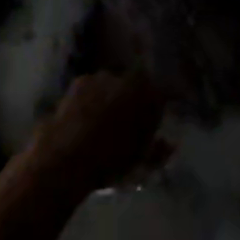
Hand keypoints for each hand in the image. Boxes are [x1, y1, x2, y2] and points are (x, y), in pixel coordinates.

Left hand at [26, 71, 164, 190]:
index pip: (158, 97)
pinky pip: (91, 87)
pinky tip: (83, 116)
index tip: (148, 125)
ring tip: (100, 121)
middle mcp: (127, 79)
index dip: (153, 111)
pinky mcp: (81, 79)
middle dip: (131, 101)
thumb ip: (160, 151)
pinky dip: (90, 97)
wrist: (69, 155)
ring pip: (111, 86)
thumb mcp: (142, 163)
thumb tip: (169, 143)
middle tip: (123, 124)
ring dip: (109, 97)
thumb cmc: (111, 162)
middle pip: (134, 88)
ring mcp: (103, 76)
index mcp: (148, 97)